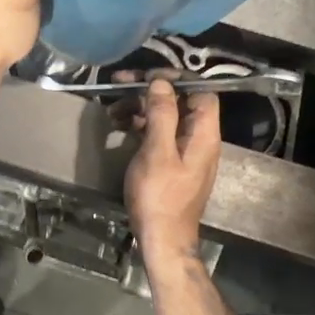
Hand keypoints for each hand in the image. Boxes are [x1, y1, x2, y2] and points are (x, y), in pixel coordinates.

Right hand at [123, 75, 221, 264]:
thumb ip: (161, 114)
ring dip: (139, 108)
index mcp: (203, 134)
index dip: (177, 78)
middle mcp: (199, 139)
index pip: (201, 91)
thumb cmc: (159, 196)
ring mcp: (185, 151)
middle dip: (150, 91)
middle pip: (179, 102)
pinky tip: (117, 125)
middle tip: (119, 84)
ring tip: (111, 109)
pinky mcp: (171, 162)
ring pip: (165, 117)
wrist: (162, 239)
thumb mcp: (157, 152)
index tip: (147, 75)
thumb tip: (161, 83)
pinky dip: (139, 125)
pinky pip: (158, 133)